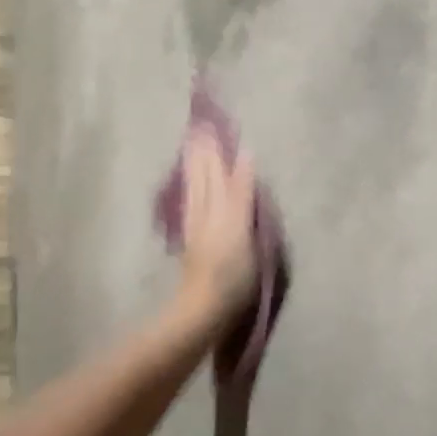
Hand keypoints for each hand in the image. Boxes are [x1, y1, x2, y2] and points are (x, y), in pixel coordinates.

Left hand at [178, 132, 257, 328]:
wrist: (205, 308)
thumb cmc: (234, 276)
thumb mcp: (246, 233)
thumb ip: (243, 193)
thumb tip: (246, 158)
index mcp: (226, 209)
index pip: (227, 174)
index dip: (225, 153)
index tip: (221, 127)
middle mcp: (208, 212)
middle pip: (206, 177)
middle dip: (205, 152)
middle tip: (201, 127)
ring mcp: (198, 226)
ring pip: (196, 187)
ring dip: (195, 164)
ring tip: (193, 144)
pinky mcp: (193, 240)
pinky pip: (190, 201)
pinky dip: (191, 186)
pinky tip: (190, 181)